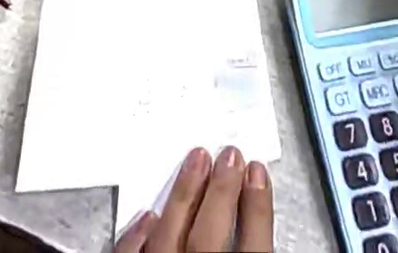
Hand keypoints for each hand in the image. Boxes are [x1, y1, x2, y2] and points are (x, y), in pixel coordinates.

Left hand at [116, 146, 273, 252]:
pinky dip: (138, 236)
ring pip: (169, 235)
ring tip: (197, 157)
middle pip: (209, 235)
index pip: (253, 248)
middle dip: (221, 190)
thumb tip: (259, 216)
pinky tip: (148, 214)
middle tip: (230, 153)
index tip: (258, 172)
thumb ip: (253, 248)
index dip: (258, 207)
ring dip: (184, 194)